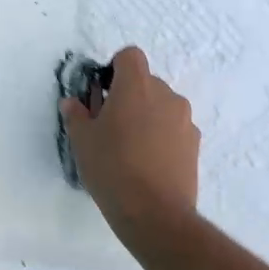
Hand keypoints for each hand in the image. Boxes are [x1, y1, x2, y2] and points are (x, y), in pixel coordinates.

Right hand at [60, 46, 199, 241]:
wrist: (155, 213)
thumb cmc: (112, 167)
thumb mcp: (82, 140)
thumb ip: (76, 115)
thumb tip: (73, 103)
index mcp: (136, 85)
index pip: (130, 56)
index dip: (115, 68)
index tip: (103, 93)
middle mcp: (166, 95)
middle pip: (146, 82)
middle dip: (129, 95)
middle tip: (111, 124)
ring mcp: (185, 120)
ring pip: (161, 106)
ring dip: (147, 116)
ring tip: (131, 147)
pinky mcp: (195, 145)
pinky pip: (174, 128)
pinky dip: (162, 136)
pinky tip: (149, 163)